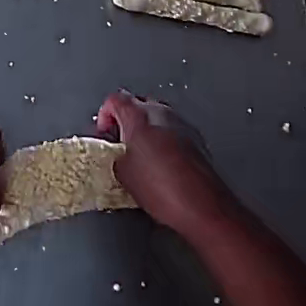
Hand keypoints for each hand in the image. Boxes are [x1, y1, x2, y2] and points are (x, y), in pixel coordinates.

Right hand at [96, 92, 237, 240]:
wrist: (202, 205)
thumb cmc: (163, 188)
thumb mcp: (123, 174)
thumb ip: (117, 156)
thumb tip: (120, 158)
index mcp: (139, 116)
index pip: (115, 99)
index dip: (105, 114)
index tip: (104, 130)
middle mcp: (161, 113)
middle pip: (137, 104)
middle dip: (126, 121)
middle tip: (119, 142)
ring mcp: (182, 124)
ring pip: (157, 117)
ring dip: (146, 130)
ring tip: (140, 156)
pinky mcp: (196, 139)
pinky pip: (173, 131)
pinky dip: (164, 140)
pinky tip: (161, 164)